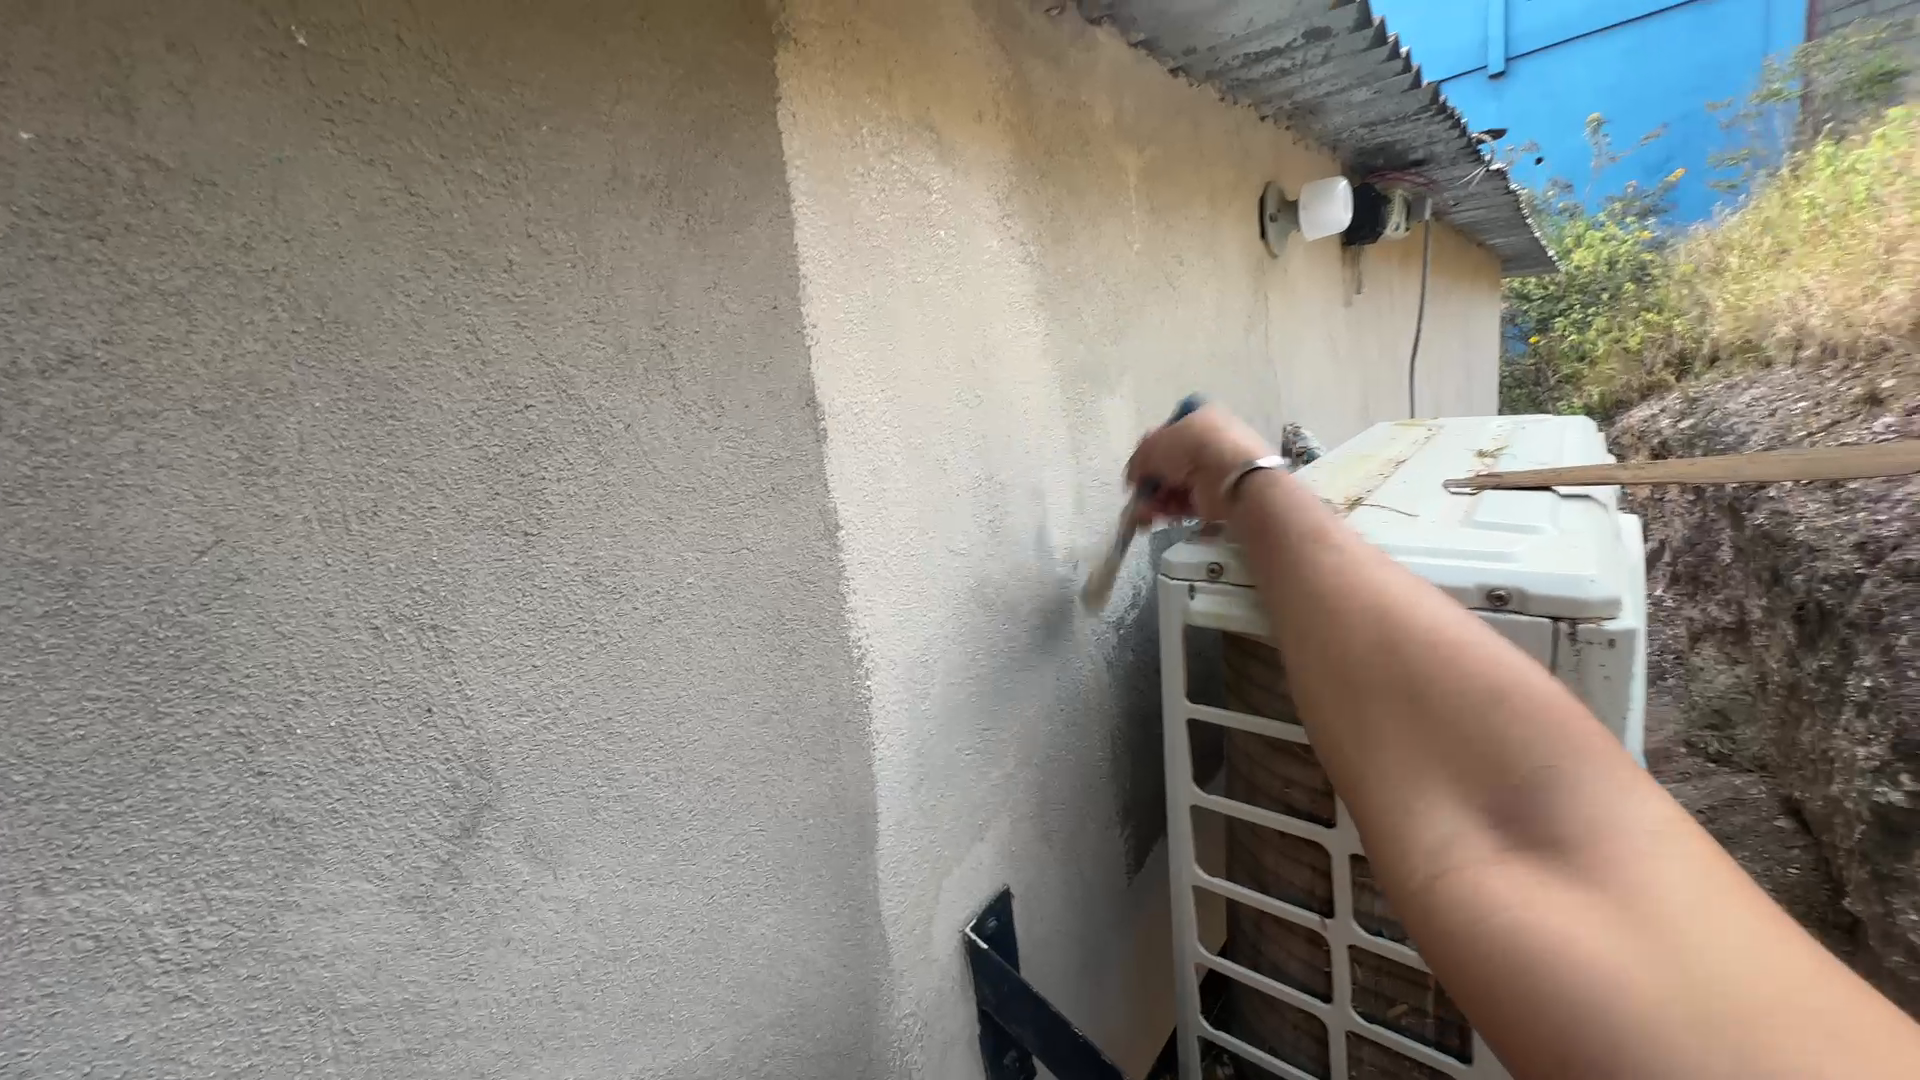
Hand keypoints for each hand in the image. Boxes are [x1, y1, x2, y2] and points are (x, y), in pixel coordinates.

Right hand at [1125, 404, 1275, 523]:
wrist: (1232, 477)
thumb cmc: (1192, 448)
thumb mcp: (1154, 445)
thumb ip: (1139, 459)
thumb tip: (1133, 475)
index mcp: (1198, 418)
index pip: (1167, 432)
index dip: (1148, 450)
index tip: (1137, 467)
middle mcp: (1208, 442)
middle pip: (1169, 463)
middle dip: (1148, 482)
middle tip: (1135, 494)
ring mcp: (1213, 471)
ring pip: (1174, 486)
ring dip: (1153, 500)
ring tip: (1141, 513)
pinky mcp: (1215, 497)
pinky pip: (1184, 503)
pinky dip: (1166, 511)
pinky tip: (1151, 519)